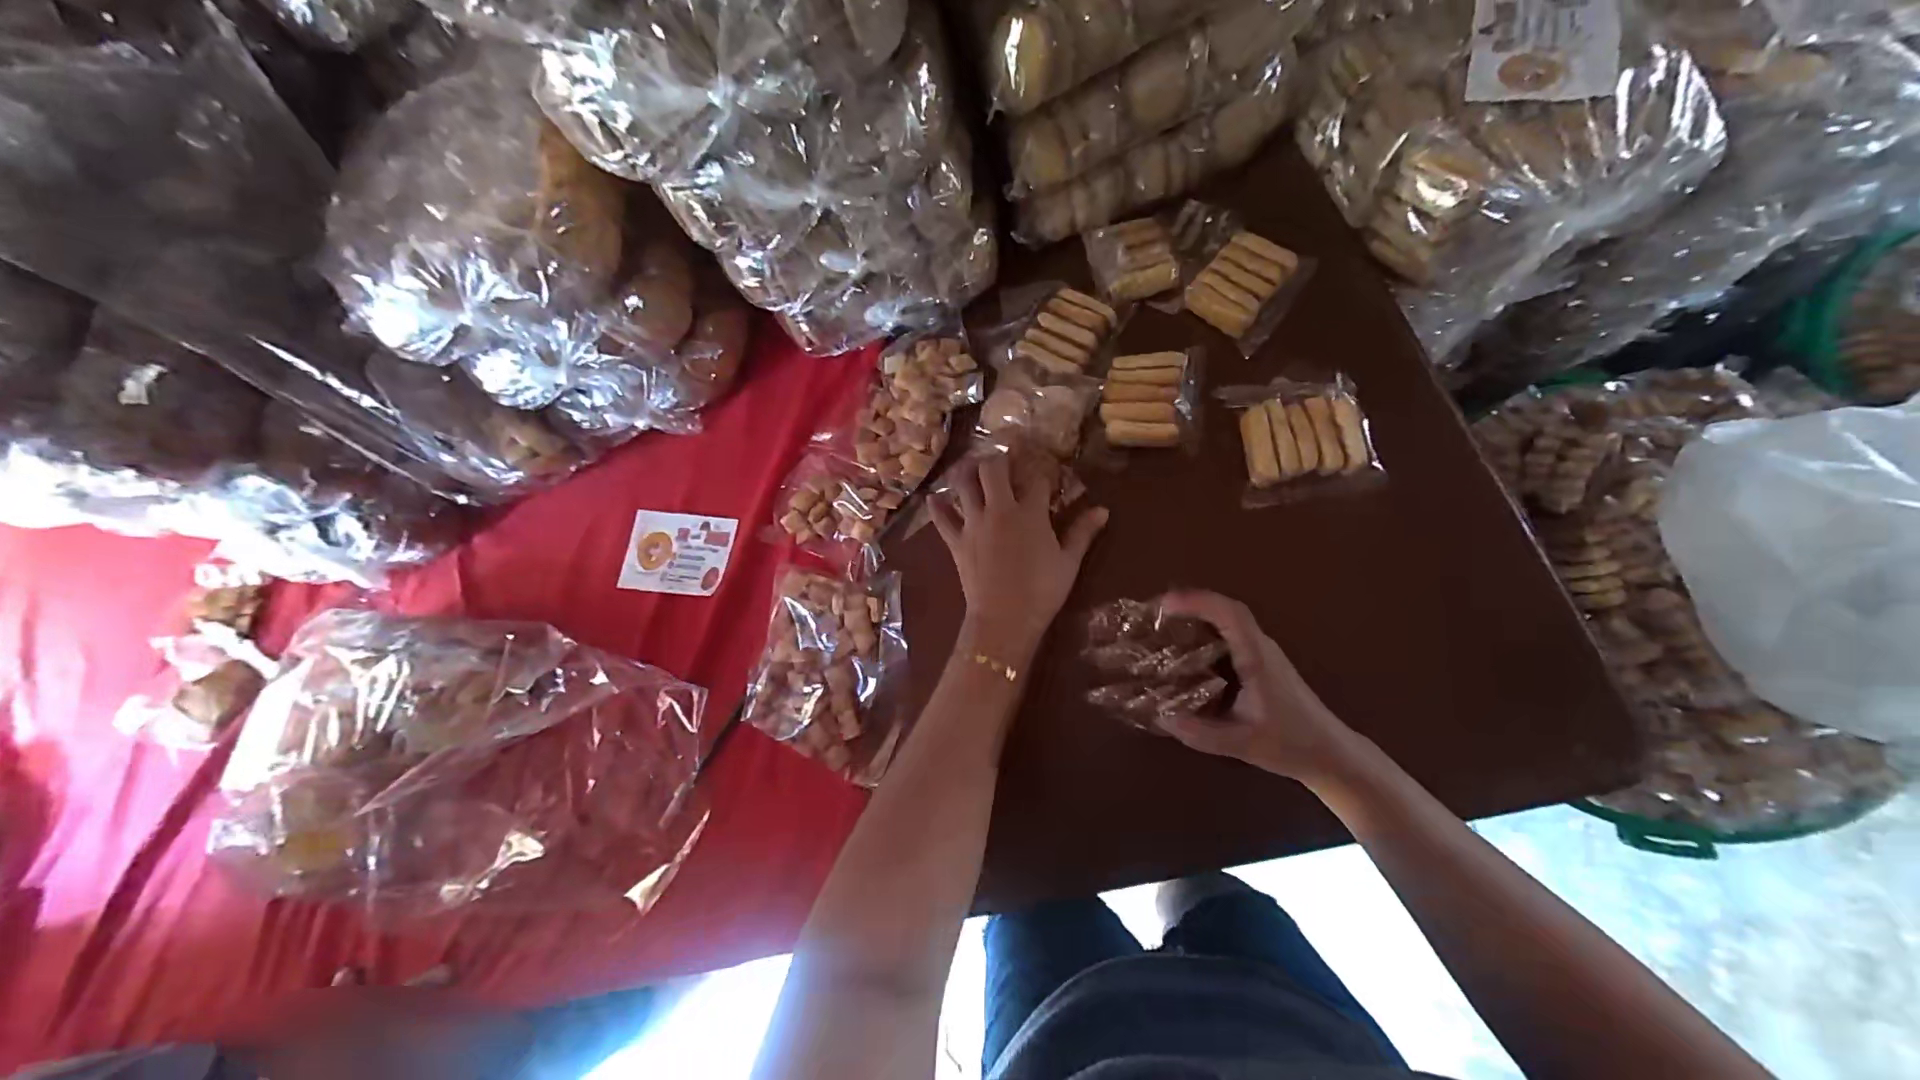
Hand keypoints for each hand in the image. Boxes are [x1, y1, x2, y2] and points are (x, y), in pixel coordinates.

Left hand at [930, 452, 1107, 659]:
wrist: (1004, 619)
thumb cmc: (1042, 591)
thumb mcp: (1069, 562)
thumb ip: (1082, 532)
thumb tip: (1103, 510)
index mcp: (1030, 513)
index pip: (1036, 479)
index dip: (1041, 471)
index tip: (1044, 471)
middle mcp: (999, 509)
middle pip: (993, 469)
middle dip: (999, 459)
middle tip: (1004, 462)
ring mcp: (973, 523)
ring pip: (964, 484)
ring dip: (968, 472)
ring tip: (973, 469)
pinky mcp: (956, 541)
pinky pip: (941, 518)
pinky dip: (937, 506)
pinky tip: (934, 497)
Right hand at [1156, 590, 1363, 784]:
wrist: (1330, 754)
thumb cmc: (1290, 745)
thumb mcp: (1239, 744)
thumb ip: (1197, 732)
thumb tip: (1158, 714)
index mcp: (1257, 659)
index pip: (1230, 615)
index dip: (1197, 602)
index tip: (1164, 605)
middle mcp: (1261, 647)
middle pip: (1225, 609)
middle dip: (1189, 603)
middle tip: (1154, 614)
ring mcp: (1264, 653)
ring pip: (1228, 620)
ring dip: (1197, 614)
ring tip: (1163, 625)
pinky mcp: (1261, 662)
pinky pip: (1230, 634)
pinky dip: (1206, 630)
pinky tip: (1186, 648)